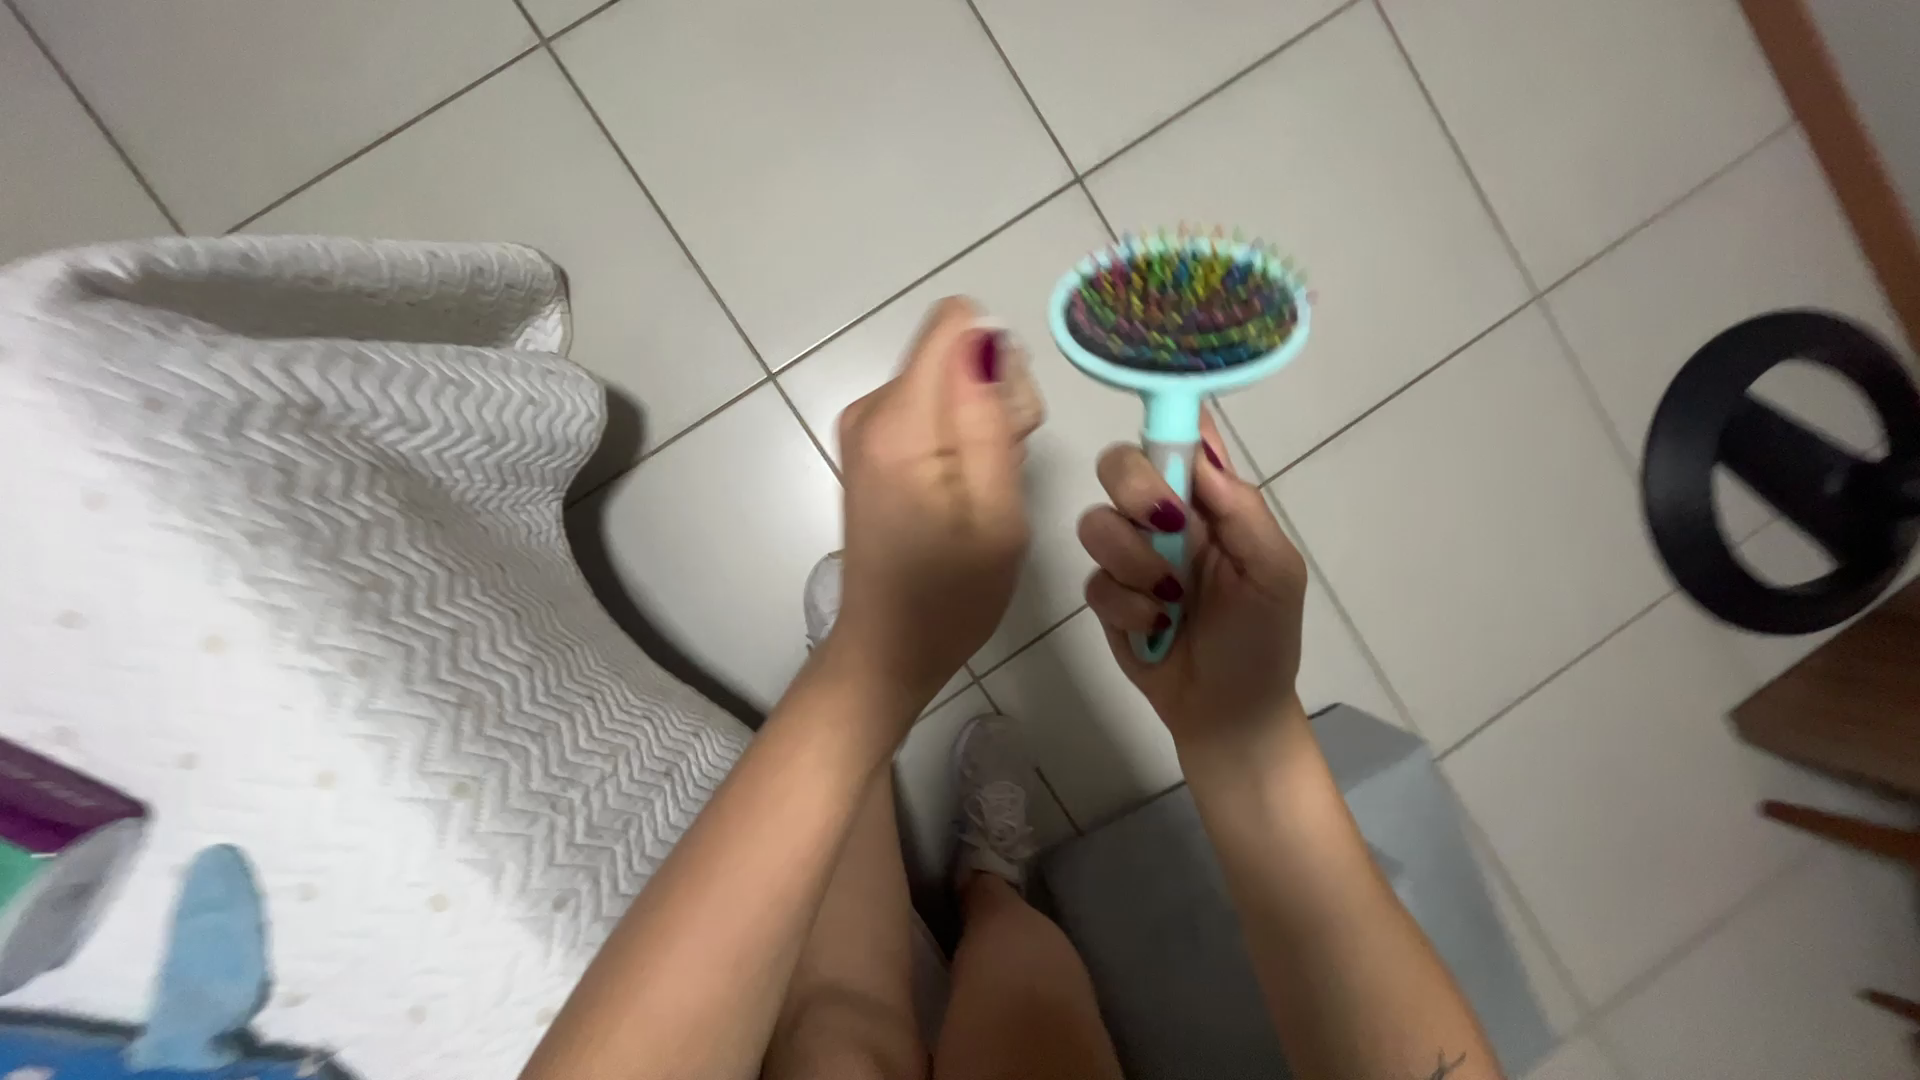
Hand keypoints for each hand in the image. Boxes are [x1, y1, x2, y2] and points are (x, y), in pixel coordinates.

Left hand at [830, 297, 1030, 713]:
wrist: (890, 648)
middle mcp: (871, 408)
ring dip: (983, 429)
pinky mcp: (873, 448)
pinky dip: (960, 444)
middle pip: (958, 352)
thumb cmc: (951, 595)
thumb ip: (990, 416)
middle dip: (996, 403)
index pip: (958, 324)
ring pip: (952, 384)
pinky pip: (934, 413)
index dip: (1000, 369)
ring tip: (979, 496)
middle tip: (997, 477)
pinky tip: (960, 497)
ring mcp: (866, 428)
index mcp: (898, 420)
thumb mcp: (995, 511)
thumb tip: (986, 332)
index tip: (1007, 431)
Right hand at [1077, 412, 1308, 750]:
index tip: (1162, 433)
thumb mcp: (1275, 573)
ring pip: (1096, 522)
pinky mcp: (1106, 595)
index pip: (1181, 439)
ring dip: (1133, 561)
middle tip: (1164, 524)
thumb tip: (1200, 453)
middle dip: (1135, 488)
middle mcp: (1164, 519)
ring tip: (1170, 602)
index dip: (1165, 419)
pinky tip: (1156, 630)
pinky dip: (1126, 606)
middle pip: (1120, 464)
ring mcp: (1130, 556)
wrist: (1227, 711)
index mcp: (1210, 503)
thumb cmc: (1262, 639)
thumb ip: (1241, 510)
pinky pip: (1094, 580)